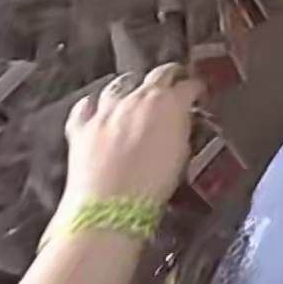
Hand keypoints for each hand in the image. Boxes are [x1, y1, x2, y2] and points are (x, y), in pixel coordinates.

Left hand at [61, 65, 206, 209]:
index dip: (197, 89)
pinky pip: (86, 105)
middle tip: (174, 83)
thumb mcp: (183, 152)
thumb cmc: (155, 185)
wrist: (110, 209)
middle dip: (170, 76)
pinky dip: (94, 104)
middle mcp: (140, 97)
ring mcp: (109, 110)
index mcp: (171, 102)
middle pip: (159, 74)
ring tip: (136, 91)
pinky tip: (98, 108)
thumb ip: (182, 128)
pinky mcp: (82, 126)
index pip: (190, 85)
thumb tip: (181, 122)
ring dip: (132, 85)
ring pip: (121, 83)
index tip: (199, 96)